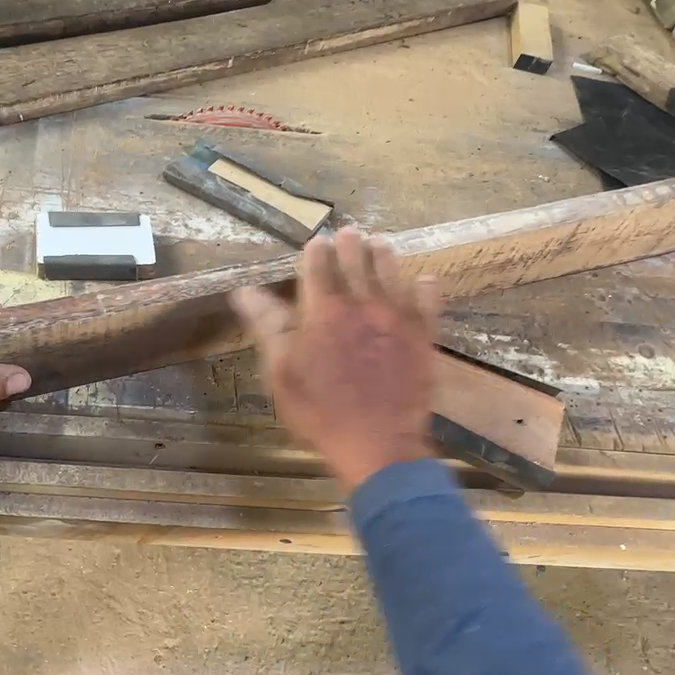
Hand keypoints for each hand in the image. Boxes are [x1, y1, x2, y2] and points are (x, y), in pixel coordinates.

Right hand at [231, 228, 440, 491]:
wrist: (377, 442)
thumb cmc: (319, 411)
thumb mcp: (281, 372)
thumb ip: (268, 327)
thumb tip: (245, 292)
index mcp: (323, 310)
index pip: (319, 265)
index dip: (316, 250)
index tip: (316, 242)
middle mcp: (363, 303)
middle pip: (357, 259)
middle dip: (351, 243)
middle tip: (350, 233)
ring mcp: (398, 317)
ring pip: (393, 271)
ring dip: (384, 254)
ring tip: (380, 243)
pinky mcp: (424, 335)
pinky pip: (429, 301)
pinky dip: (425, 287)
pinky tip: (424, 281)